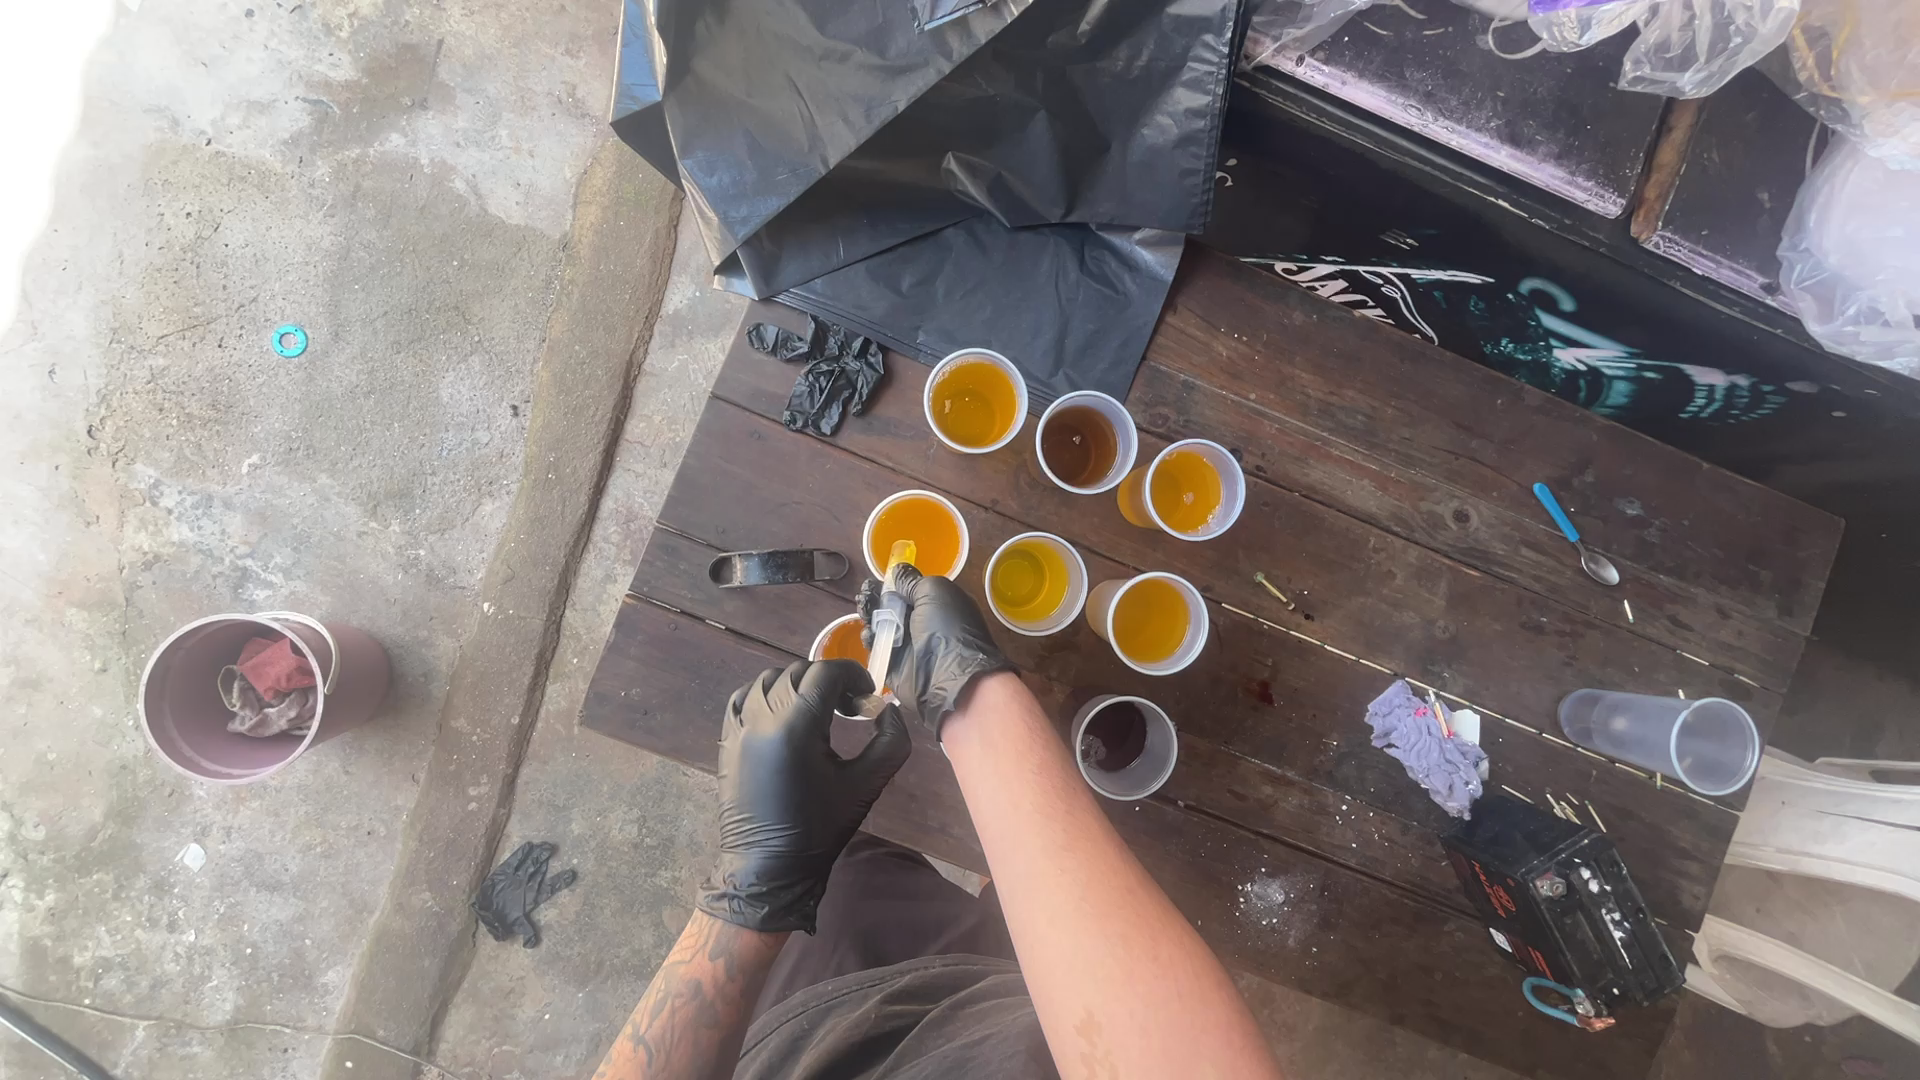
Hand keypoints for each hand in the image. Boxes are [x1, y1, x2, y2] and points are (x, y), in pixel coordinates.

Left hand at [697, 660, 911, 933]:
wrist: (768, 867)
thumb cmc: (821, 827)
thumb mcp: (868, 784)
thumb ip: (891, 740)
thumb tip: (887, 708)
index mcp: (797, 727)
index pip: (825, 672)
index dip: (852, 675)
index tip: (866, 696)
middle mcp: (763, 717)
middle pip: (800, 672)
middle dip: (830, 681)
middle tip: (849, 707)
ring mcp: (739, 726)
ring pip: (770, 679)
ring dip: (799, 684)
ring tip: (817, 709)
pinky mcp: (727, 738)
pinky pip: (744, 696)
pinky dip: (768, 694)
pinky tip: (784, 715)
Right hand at [858, 565, 1012, 737]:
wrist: (951, 675)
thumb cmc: (948, 626)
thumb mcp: (934, 591)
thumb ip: (912, 581)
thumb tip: (898, 571)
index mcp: (936, 604)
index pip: (908, 591)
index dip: (891, 584)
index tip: (875, 581)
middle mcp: (922, 623)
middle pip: (891, 606)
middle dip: (875, 598)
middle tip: (864, 595)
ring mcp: (907, 645)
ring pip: (881, 625)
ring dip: (870, 614)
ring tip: (864, 609)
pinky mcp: (893, 665)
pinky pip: (877, 647)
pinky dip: (870, 638)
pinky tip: (869, 633)